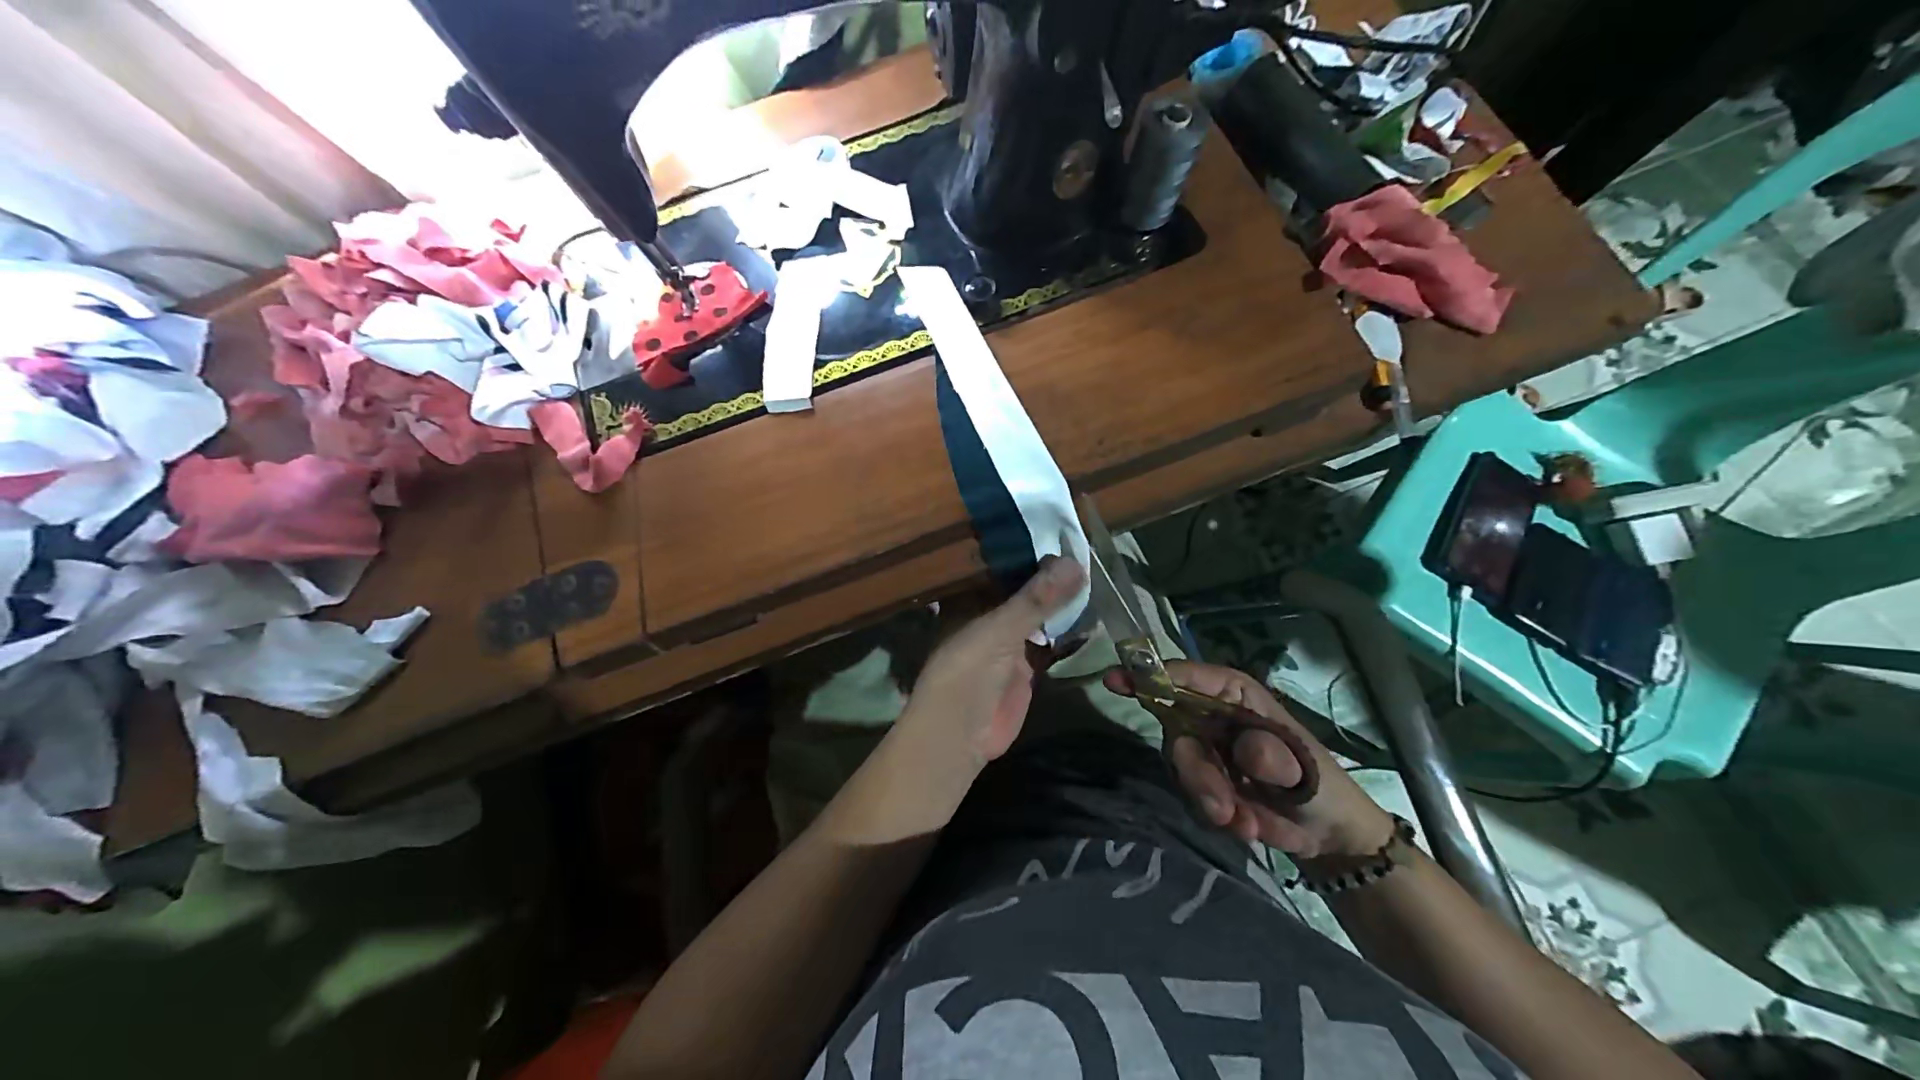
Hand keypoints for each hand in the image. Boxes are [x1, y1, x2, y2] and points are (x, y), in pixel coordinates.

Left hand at [901, 555, 1085, 767]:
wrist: (960, 734)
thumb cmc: (966, 672)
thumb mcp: (999, 629)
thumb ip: (1036, 599)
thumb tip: (1075, 563)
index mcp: (967, 599)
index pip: (996, 564)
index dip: (1022, 547)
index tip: (1054, 526)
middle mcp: (986, 615)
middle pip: (1020, 588)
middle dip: (1047, 573)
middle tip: (1083, 546)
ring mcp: (1007, 641)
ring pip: (1037, 614)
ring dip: (1060, 600)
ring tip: (1092, 571)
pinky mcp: (1025, 666)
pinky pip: (1049, 641)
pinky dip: (1068, 630)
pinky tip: (1091, 612)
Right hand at [1104, 660, 1395, 858]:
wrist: (1328, 835)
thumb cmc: (1322, 786)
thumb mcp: (1307, 771)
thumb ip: (1276, 757)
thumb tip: (1248, 750)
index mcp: (1237, 697)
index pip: (1189, 678)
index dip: (1153, 677)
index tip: (1117, 680)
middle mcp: (1212, 716)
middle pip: (1177, 729)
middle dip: (1197, 773)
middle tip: (1223, 810)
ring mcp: (1203, 749)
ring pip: (1182, 766)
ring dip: (1210, 799)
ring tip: (1247, 826)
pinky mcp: (1200, 780)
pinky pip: (1190, 794)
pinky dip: (1216, 815)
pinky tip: (1246, 829)